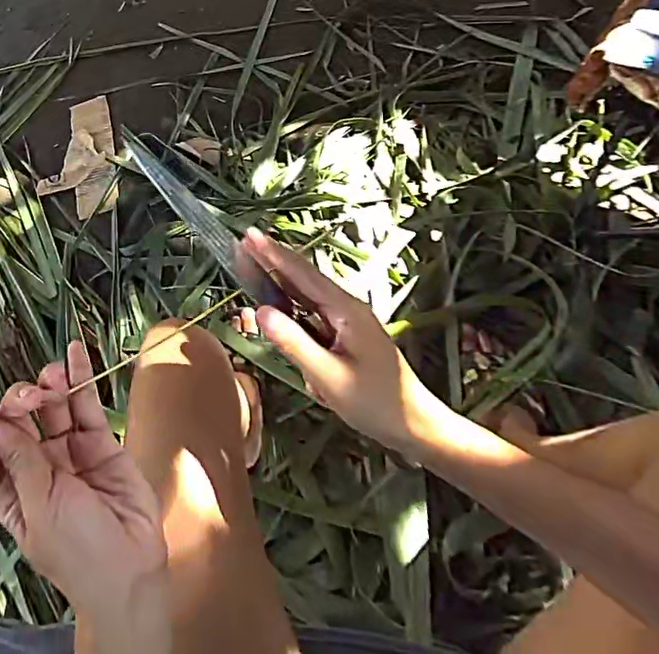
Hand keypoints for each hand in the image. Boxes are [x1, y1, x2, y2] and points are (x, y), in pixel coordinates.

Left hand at [0, 340, 166, 617]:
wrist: (130, 564)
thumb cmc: (77, 552)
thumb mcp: (39, 508)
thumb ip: (20, 461)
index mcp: (7, 490)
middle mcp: (34, 466)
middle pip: (16, 420)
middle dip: (17, 402)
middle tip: (30, 399)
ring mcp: (67, 450)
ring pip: (50, 406)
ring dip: (47, 384)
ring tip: (53, 377)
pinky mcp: (98, 440)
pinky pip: (85, 403)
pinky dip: (80, 376)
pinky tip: (75, 354)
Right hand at [239, 229, 449, 450]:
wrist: (414, 423)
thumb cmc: (376, 402)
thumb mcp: (329, 377)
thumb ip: (294, 343)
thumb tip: (260, 312)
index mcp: (346, 310)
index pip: (302, 275)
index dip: (273, 255)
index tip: (251, 236)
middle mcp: (346, 307)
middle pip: (302, 278)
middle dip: (272, 260)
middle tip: (244, 243)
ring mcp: (347, 321)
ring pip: (306, 296)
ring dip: (280, 283)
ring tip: (253, 270)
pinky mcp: (345, 335)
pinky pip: (313, 316)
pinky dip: (292, 310)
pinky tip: (278, 308)